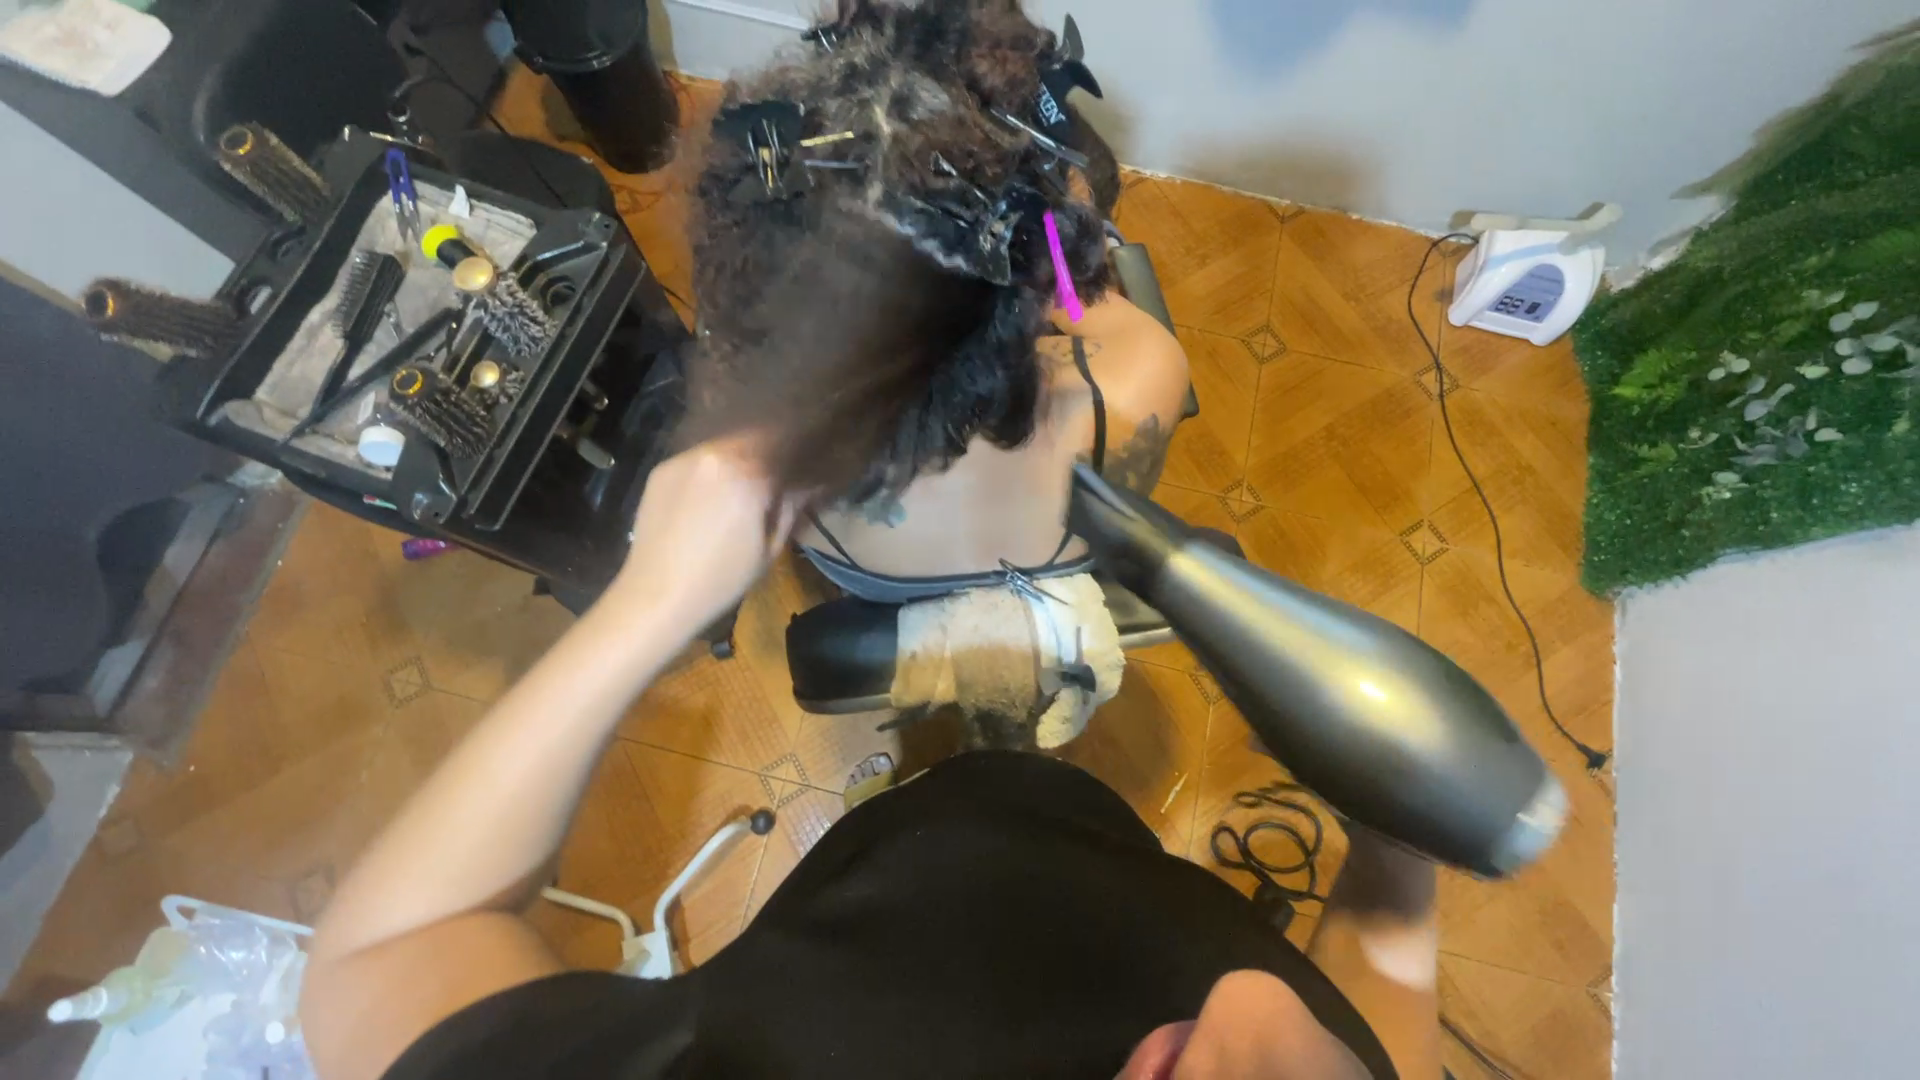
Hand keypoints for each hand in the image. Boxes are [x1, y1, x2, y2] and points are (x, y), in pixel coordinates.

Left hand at [609, 437, 799, 628]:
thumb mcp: (770, 547)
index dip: (799, 457)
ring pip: (723, 448)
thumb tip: (805, 484)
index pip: (785, 447)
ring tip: (740, 489)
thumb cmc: (722, 578)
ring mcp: (683, 459)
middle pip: (752, 439)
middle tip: (773, 479)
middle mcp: (714, 454)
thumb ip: (789, 506)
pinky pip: (697, 460)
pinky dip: (711, 470)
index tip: (804, 473)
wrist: (657, 594)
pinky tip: (710, 497)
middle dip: (767, 455)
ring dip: (737, 460)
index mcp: (748, 472)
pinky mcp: (661, 470)